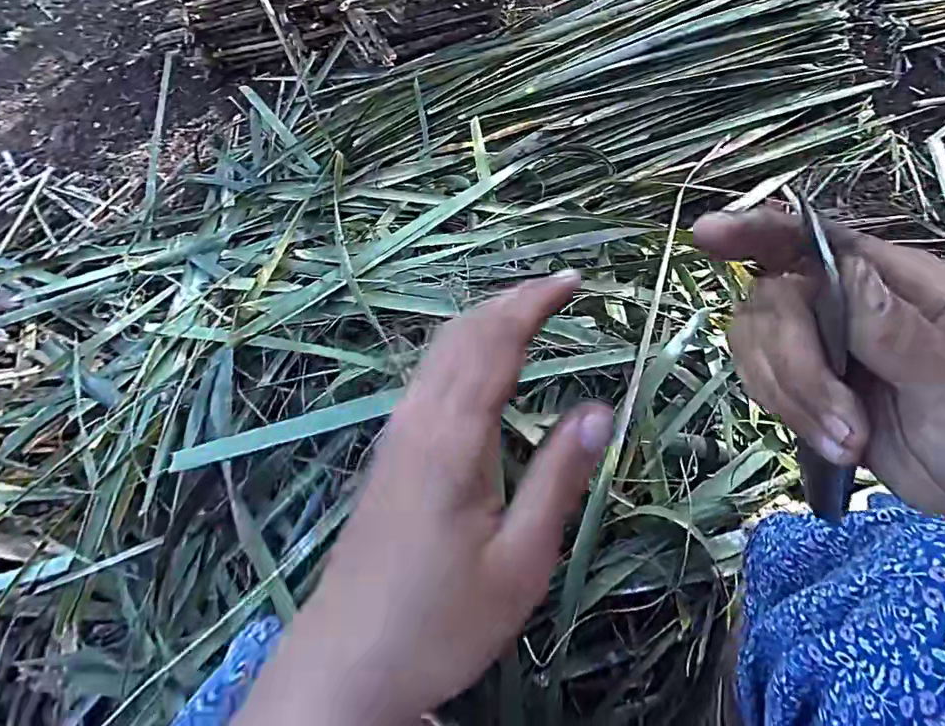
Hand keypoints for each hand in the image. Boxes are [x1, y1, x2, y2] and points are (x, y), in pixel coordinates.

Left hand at [238, 271, 611, 725]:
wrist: (344, 665)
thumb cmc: (442, 620)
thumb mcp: (520, 560)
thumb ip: (559, 477)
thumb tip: (599, 409)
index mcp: (455, 437)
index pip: (497, 341)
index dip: (535, 302)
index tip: (573, 280)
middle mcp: (420, 417)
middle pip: (465, 332)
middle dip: (513, 298)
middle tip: (560, 285)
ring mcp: (398, 430)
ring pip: (442, 347)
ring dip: (487, 316)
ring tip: (529, 307)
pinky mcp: (390, 447)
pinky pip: (430, 370)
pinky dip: (465, 342)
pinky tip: (481, 357)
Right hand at [692, 209, 944, 526]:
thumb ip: (900, 332)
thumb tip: (846, 271)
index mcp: (894, 280)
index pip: (815, 238)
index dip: (758, 228)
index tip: (709, 235)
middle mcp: (847, 300)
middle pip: (773, 299)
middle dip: (794, 364)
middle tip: (844, 423)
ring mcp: (823, 342)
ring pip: (756, 341)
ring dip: (790, 396)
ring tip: (847, 442)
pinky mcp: (808, 383)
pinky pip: (762, 379)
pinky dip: (786, 412)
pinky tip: (836, 447)